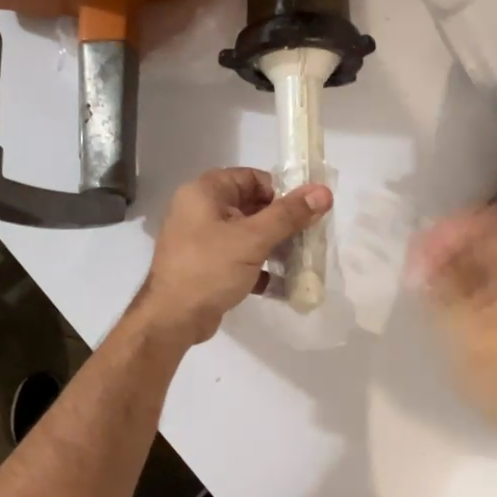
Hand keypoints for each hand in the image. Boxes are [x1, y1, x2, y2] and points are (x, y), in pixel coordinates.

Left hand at [132, 168, 332, 346]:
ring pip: (245, 234)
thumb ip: (289, 215)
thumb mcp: (253, 239)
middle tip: (306, 238)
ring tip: (298, 260)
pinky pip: (236, 258)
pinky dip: (257, 267)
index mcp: (204, 192)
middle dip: (279, 222)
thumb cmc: (210, 269)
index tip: (301, 213)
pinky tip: (280, 283)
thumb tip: (323, 192)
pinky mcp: (203, 266)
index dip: (279, 192)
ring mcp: (199, 240)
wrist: (172, 319)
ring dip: (272, 246)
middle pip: (249, 206)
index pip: (250, 178)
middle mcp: (198, 210)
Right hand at [413, 207, 496, 449]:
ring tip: (426, 286)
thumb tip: (419, 261)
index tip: (418, 248)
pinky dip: (475, 290)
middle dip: (452, 249)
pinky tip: (449, 306)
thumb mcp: (462, 330)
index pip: (492, 223)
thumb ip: (438, 287)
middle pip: (495, 243)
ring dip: (460, 270)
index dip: (451, 229)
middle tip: (417, 267)